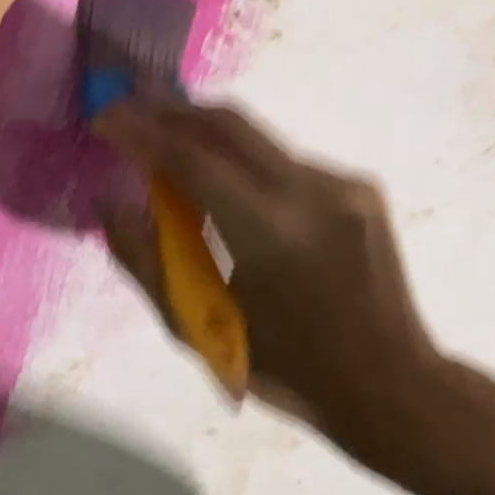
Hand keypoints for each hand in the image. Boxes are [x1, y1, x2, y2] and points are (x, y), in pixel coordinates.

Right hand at [94, 95, 442, 446]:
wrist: (390, 383)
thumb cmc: (283, 368)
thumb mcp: (195, 328)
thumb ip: (143, 261)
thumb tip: (110, 205)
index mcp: (271, 232)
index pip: (192, 158)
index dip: (142, 132)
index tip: (105, 116)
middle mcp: (312, 192)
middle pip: (228, 125)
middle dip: (171, 111)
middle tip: (127, 111)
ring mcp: (344, 185)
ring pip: (256, 140)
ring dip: (203, 135)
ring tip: (163, 147)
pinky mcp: (359, 188)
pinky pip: (281, 161)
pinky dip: (238, 162)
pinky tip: (220, 186)